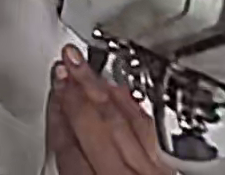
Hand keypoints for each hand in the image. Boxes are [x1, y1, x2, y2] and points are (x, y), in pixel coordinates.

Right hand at [48, 44, 172, 174]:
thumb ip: (74, 169)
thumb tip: (61, 134)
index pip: (69, 150)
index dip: (57, 118)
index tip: (52, 92)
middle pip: (93, 125)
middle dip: (75, 90)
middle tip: (64, 60)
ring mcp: (151, 170)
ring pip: (119, 119)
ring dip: (97, 86)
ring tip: (82, 60)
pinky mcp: (171, 167)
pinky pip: (148, 129)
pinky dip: (131, 105)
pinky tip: (119, 86)